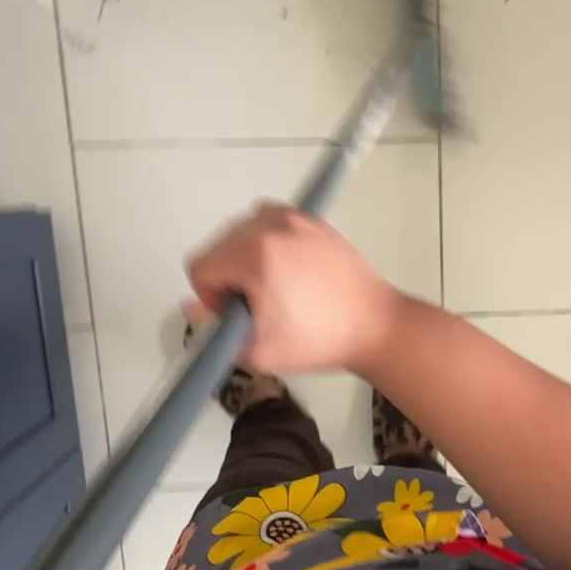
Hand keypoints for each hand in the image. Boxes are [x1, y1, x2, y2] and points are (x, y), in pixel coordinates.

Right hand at [184, 203, 402, 373]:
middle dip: (227, 276)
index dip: (209, 297)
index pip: (200, 266)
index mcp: (255, 254)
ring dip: (245, 257)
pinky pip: (271, 222)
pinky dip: (269, 242)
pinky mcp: (314, 220)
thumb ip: (216, 331)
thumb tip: (195, 308)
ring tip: (273, 288)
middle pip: (219, 245)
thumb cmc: (320, 340)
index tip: (236, 315)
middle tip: (257, 305)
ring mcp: (296, 218)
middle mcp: (272, 225)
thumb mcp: (259, 351)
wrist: (375, 325)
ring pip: (243, 230)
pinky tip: (287, 271)